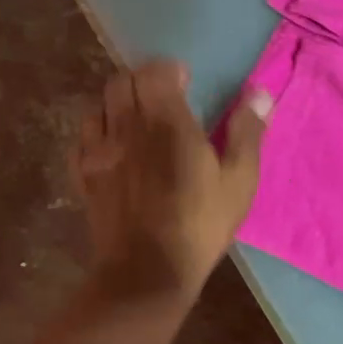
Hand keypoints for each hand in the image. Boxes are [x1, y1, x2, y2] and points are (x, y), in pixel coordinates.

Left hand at [72, 60, 269, 296]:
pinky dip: (97, 130)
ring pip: (97, 105)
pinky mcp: (83, 176)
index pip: (155, 72)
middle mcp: (127, 128)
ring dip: (117, 102)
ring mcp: (99, 152)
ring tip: (137, 117)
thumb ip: (247, 133)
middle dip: (142, 80)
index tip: (186, 80)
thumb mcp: (239, 180)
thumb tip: (260, 94)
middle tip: (164, 96)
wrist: (147, 272)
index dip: (169, 70)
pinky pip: (82, 137)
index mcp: (168, 123)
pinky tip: (113, 145)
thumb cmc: (201, 224)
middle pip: (122, 82)